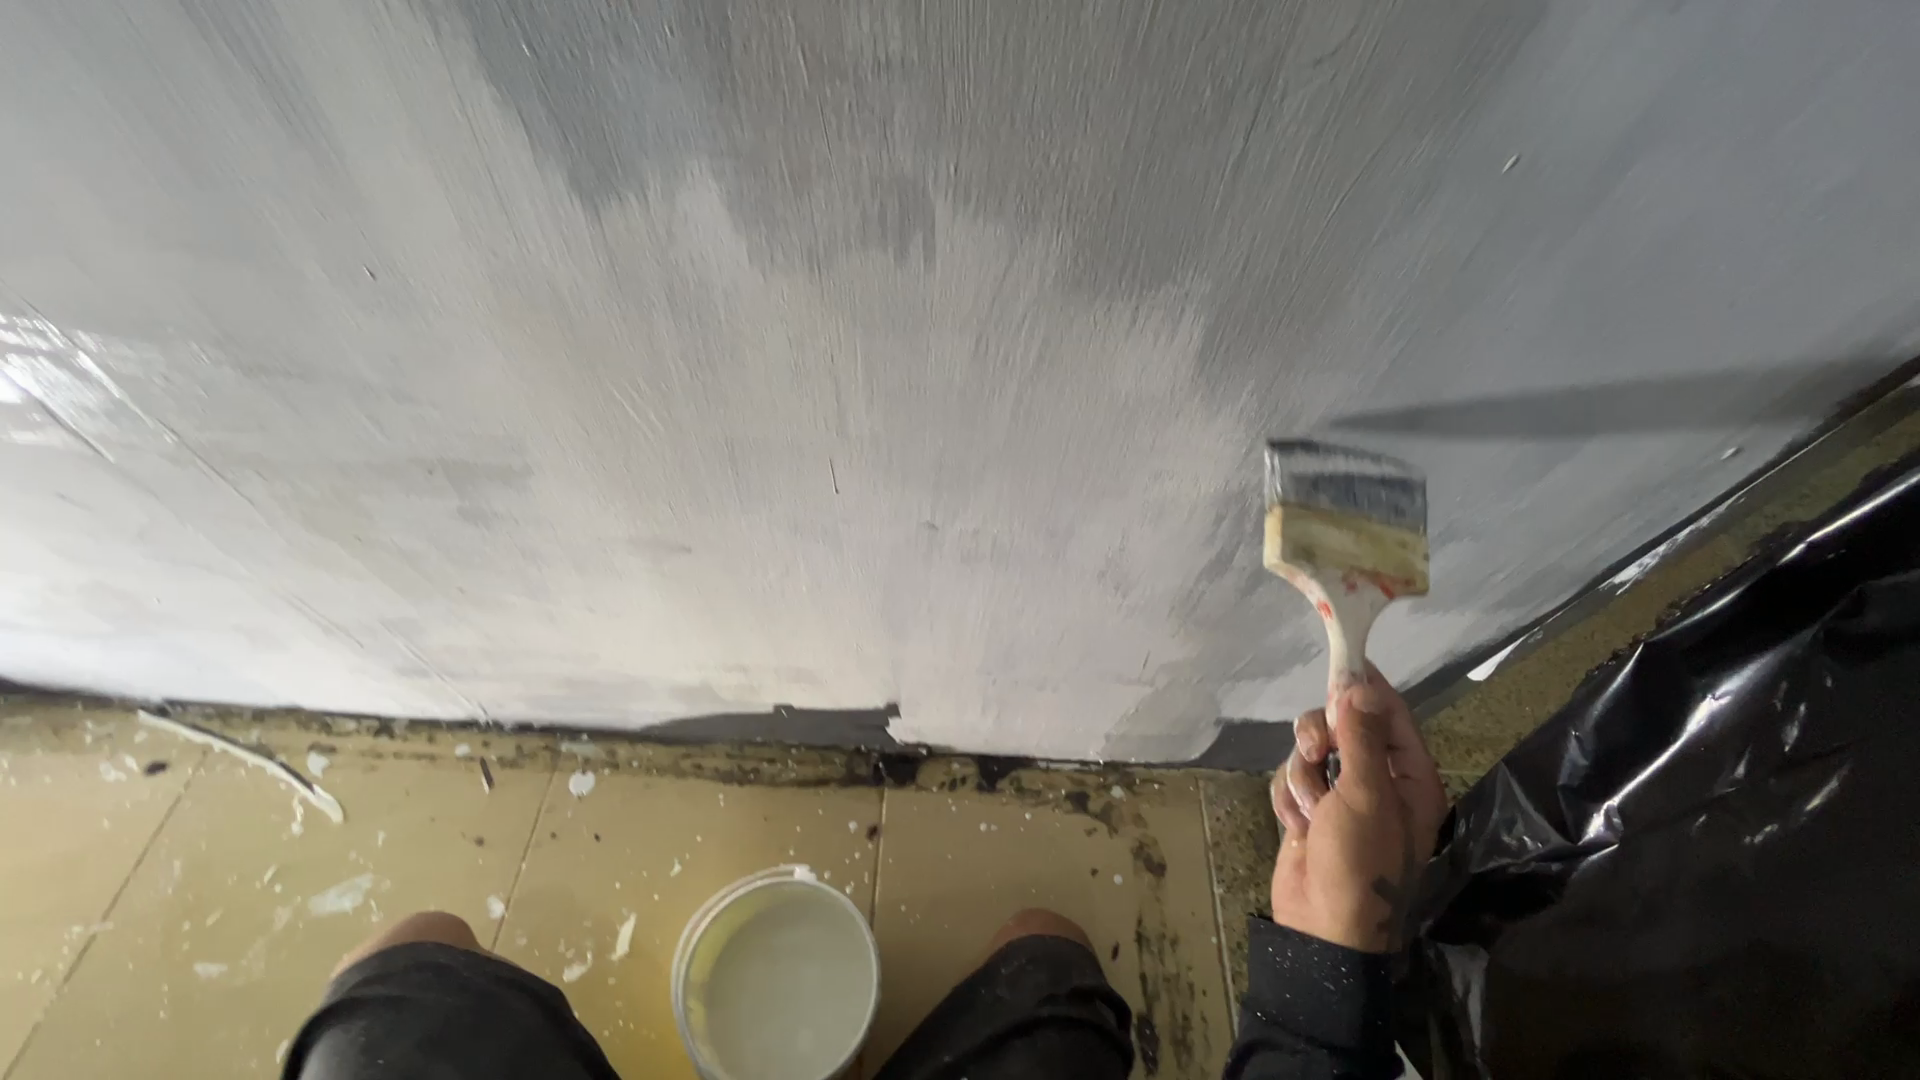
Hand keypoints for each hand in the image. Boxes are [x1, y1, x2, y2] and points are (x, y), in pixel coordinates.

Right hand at [1268, 670, 1446, 952]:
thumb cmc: (1359, 862)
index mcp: (1408, 778)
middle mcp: (1376, 781)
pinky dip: (1290, 799)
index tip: (1343, 662)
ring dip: (1303, 778)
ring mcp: (1339, 795)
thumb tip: (1358, 686)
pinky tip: (1299, 827)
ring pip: (1309, 751)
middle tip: (1316, 751)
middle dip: (1321, 739)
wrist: (1322, 924)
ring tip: (1312, 811)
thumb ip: (1360, 737)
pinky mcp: (1309, 808)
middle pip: (1341, 727)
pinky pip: (1291, 778)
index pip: (1390, 716)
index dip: (1367, 689)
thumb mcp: (1365, 796)